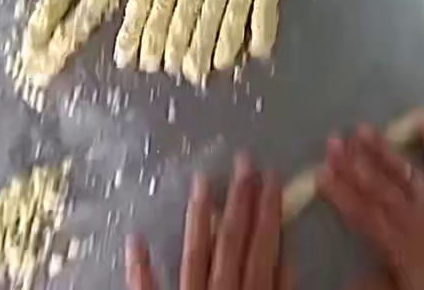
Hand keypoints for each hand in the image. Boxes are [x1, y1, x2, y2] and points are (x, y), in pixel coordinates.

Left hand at [127, 153, 286, 289]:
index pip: (262, 247)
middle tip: (244, 158)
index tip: (271, 174)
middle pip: (230, 240)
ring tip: (200, 177)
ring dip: (199, 214)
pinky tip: (136, 238)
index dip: (268, 209)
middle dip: (239, 197)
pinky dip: (142, 266)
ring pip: (194, 253)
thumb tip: (287, 254)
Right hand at [319, 121, 423, 289]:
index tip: (319, 172)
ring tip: (362, 127)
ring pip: (405, 172)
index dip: (340, 193)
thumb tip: (349, 275)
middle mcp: (418, 217)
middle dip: (353, 164)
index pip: (364, 215)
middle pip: (379, 188)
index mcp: (402, 246)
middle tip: (332, 140)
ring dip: (383, 151)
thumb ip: (381, 282)